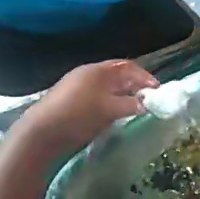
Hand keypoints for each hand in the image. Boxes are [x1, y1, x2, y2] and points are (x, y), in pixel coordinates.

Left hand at [17, 60, 157, 157]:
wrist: (42, 131)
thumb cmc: (79, 115)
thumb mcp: (110, 110)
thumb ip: (131, 105)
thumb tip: (147, 103)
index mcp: (98, 70)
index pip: (127, 67)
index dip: (144, 77)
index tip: (157, 91)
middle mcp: (88, 74)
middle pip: (117, 76)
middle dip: (135, 87)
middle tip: (149, 100)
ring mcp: (77, 87)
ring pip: (107, 88)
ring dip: (122, 96)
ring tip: (134, 109)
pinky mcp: (71, 100)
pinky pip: (98, 97)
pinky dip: (110, 103)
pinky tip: (113, 116)